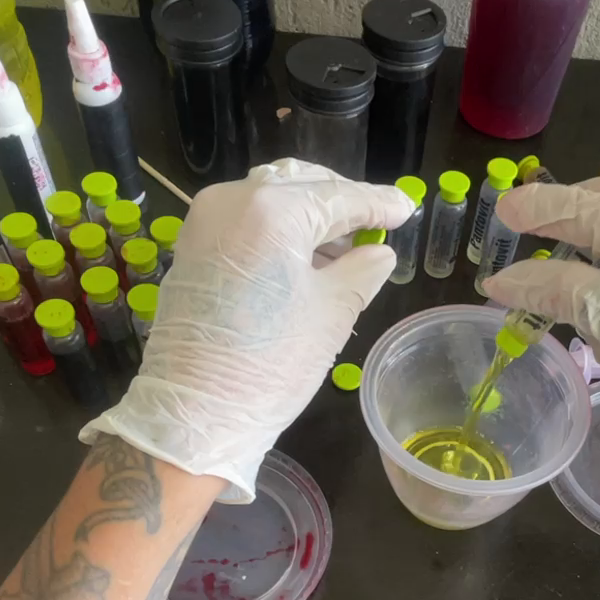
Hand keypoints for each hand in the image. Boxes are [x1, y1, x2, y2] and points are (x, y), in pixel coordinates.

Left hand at [81, 159, 411, 500]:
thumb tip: (378, 252)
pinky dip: (278, 232)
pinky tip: (304, 259)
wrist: (197, 413)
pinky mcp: (192, 251)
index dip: (377, 203)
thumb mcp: (332, 314)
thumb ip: (363, 270)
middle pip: (299, 186)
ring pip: (269, 202)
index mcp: (272, 210)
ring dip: (309, 218)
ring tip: (344, 248)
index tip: (406, 207)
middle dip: (340, 204)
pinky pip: (246, 224)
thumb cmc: (271, 364)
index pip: (338, 196)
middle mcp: (231, 200)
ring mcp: (205, 224)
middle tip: (374, 224)